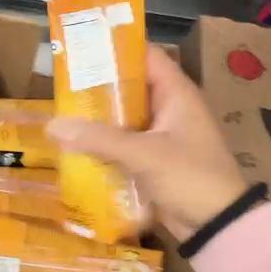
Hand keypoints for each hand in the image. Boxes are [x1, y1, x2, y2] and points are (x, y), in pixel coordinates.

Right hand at [47, 44, 250, 241]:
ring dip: (96, 118)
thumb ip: (98, 139)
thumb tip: (52, 125)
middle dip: (97, 87)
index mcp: (176, 94)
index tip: (82, 46)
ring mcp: (160, 137)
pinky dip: (101, 144)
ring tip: (59, 112)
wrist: (218, 225)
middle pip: (128, 88)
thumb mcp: (144, 154)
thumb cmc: (191, 177)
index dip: (117, 48)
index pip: (146, 57)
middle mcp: (168, 109)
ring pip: (122, 118)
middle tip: (59, 83)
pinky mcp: (152, 162)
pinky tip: (74, 146)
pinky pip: (121, 145)